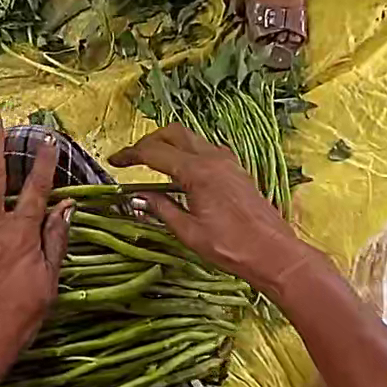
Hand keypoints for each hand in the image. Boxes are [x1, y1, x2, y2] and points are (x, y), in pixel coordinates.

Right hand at [110, 125, 322, 293]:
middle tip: (132, 158)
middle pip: (174, 133)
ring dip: (170, 145)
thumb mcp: (188, 231)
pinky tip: (182, 174)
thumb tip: (139, 197)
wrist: (272, 253)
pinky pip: (207, 150)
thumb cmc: (230, 247)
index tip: (114, 160)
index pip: (155, 152)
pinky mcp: (237, 171)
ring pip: (192, 139)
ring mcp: (229, 162)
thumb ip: (161, 209)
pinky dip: (188, 153)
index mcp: (199, 172)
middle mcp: (214, 159)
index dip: (130, 154)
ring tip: (153, 164)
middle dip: (150, 141)